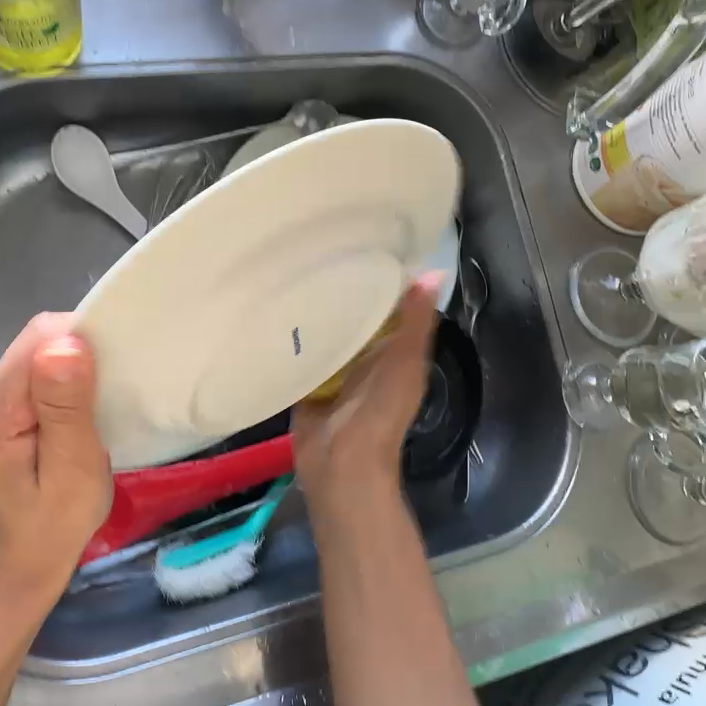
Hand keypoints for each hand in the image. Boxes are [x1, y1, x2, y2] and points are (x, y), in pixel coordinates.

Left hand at [0, 313, 112, 599]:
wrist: (29, 547)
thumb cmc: (58, 518)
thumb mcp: (74, 470)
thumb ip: (66, 407)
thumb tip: (64, 345)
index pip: (40, 341)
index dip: (83, 349)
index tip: (109, 382)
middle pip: (38, 341)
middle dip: (79, 363)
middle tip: (101, 406)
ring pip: (39, 349)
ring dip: (72, 370)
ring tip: (88, 411)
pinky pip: (34, 361)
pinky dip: (61, 377)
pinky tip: (70, 410)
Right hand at [291, 274, 441, 517]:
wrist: (342, 463)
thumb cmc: (381, 411)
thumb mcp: (406, 361)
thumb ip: (416, 321)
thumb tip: (435, 272)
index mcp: (392, 351)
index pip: (385, 306)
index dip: (377, 278)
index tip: (359, 242)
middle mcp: (363, 359)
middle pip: (351, 318)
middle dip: (337, 291)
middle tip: (313, 250)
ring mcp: (332, 373)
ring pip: (322, 334)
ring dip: (310, 313)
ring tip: (288, 271)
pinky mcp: (303, 384)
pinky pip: (295, 356)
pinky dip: (286, 339)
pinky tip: (270, 310)